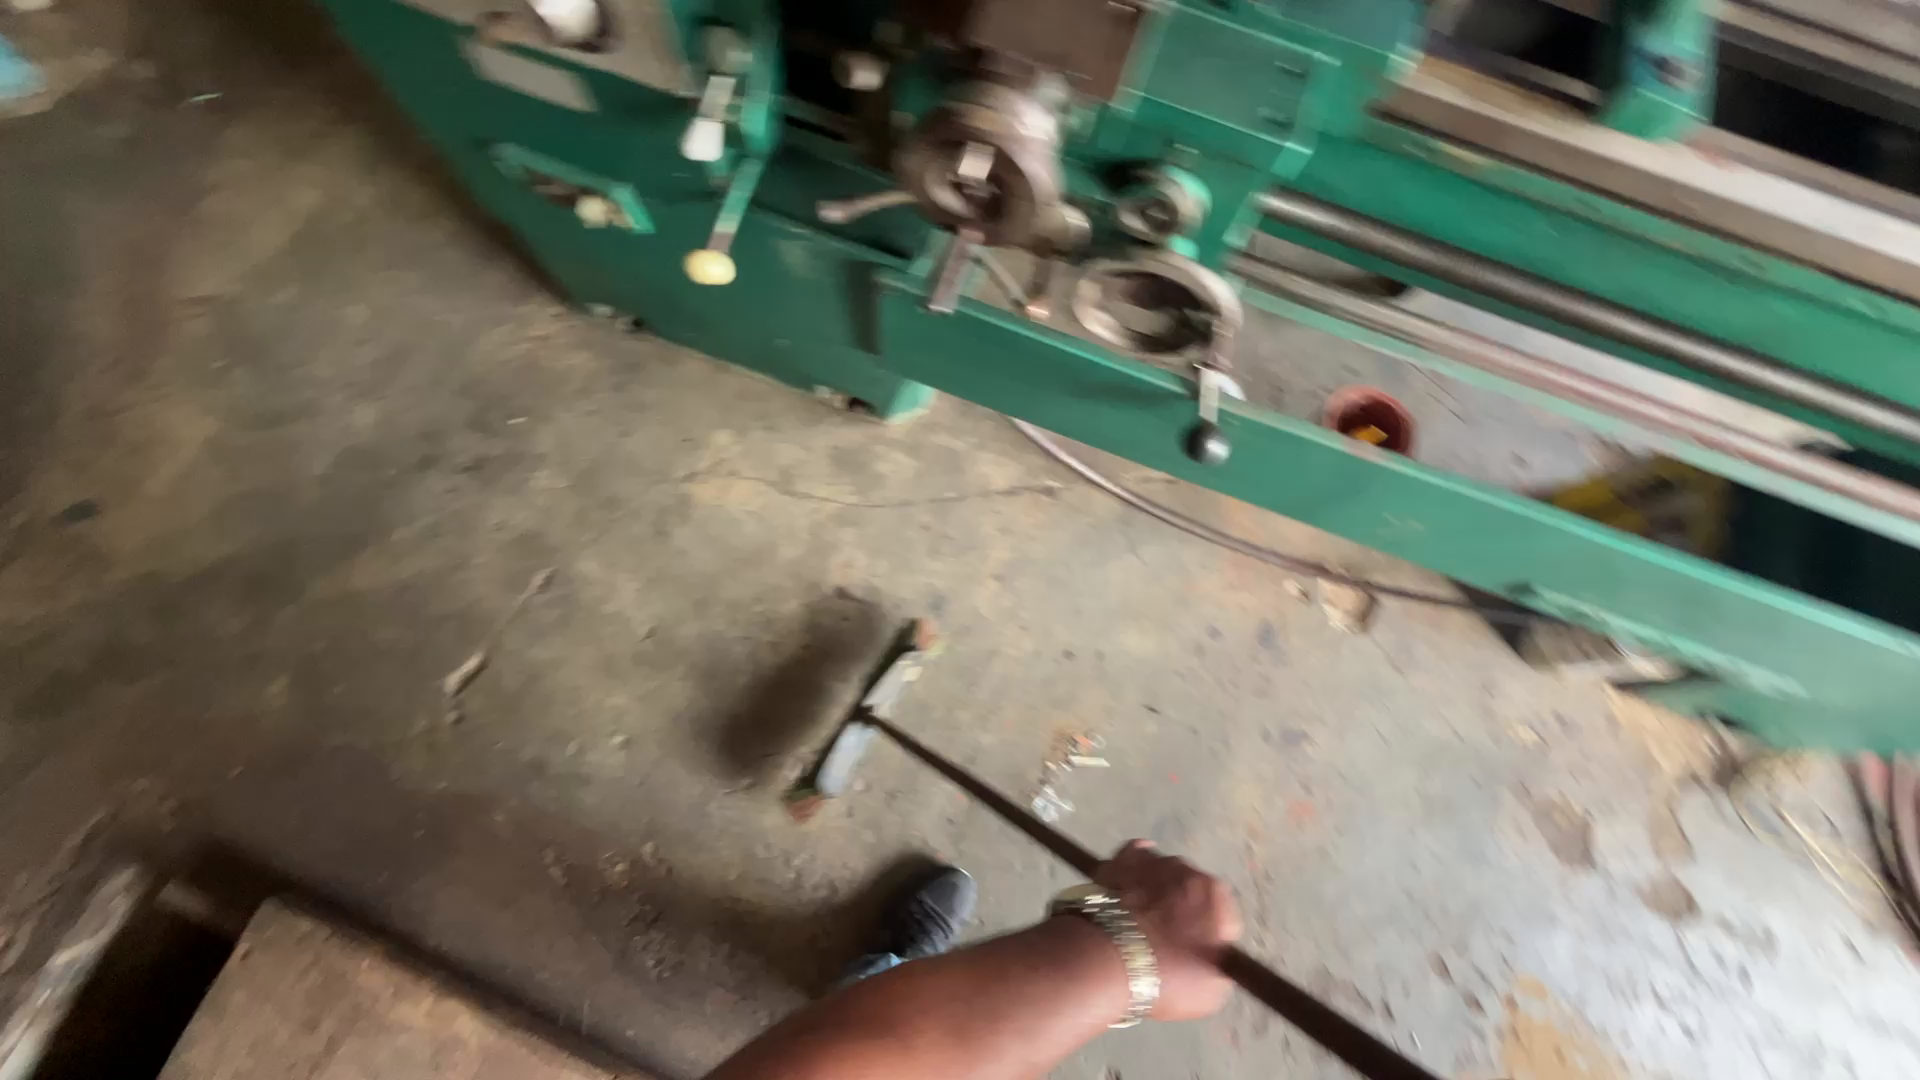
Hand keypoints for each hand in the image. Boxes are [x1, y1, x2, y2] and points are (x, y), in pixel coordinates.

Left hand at [1095, 839, 1240, 1020]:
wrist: (1108, 959)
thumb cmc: (1166, 979)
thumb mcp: (1212, 990)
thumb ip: (1219, 961)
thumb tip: (1210, 953)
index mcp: (1216, 895)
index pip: (1224, 914)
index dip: (1213, 934)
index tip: (1199, 952)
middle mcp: (1187, 868)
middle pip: (1192, 889)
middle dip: (1184, 908)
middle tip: (1169, 937)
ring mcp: (1152, 859)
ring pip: (1163, 872)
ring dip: (1159, 889)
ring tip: (1143, 917)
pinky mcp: (1119, 858)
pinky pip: (1134, 857)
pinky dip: (1135, 869)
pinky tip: (1130, 883)